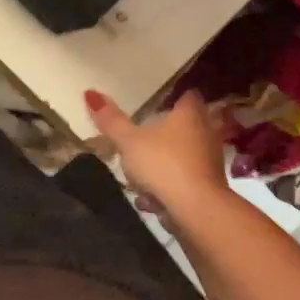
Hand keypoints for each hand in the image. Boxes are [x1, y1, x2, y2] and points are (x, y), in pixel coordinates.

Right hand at [84, 88, 228, 209]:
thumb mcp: (128, 141)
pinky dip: (168, 184)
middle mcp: (205, 133)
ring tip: (140, 170)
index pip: (187, 94)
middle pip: (186, 125)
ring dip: (163, 160)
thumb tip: (90, 92)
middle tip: (143, 132)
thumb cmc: (162, 164)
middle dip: (166, 130)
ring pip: (183, 153)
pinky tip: (149, 197)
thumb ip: (111, 120)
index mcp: (189, 115)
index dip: (174, 95)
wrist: (195, 208)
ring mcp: (209, 160)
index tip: (158, 99)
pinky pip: (184, 178)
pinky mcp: (208, 185)